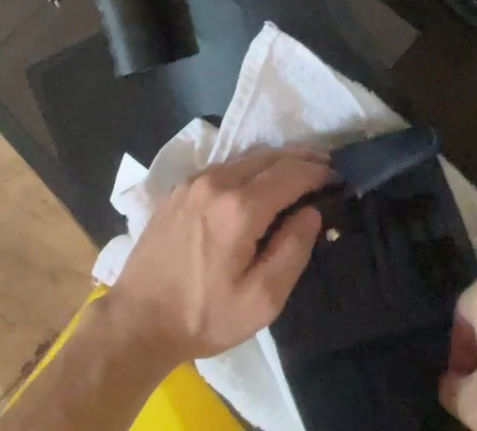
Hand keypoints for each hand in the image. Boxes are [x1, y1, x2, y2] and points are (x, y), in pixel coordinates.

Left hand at [104, 146, 331, 367]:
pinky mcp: (177, 190)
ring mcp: (192, 183)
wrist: (139, 318)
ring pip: (243, 158)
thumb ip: (292, 251)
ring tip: (298, 171)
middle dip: (299, 159)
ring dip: (273, 161)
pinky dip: (247, 168)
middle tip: (325, 167)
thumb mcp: (262, 299)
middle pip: (266, 157)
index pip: (288, 174)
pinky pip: (222, 168)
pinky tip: (257, 182)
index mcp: (238, 208)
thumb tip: (311, 212)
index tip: (337, 177)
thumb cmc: (204, 315)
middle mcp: (214, 183)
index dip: (317, 172)